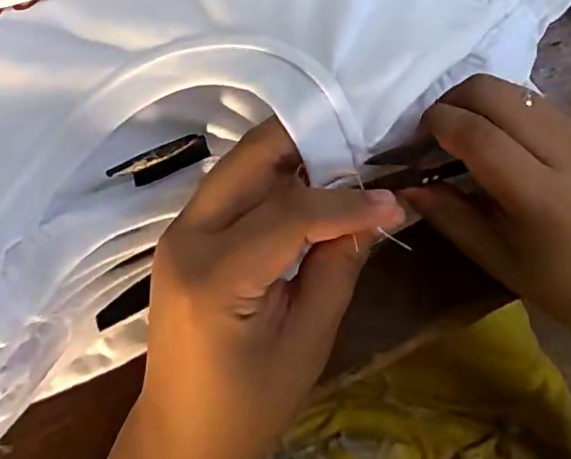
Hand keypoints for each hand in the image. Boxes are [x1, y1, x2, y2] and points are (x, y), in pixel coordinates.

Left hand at [110, 117, 404, 458]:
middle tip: (358, 143)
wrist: (182, 436)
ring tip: (340, 157)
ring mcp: (179, 229)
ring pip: (240, 161)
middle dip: (308, 141)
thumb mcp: (307, 343)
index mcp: (213, 277)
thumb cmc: (248, 403)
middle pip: (251, 159)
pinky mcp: (185, 230)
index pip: (288, 213)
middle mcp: (186, 237)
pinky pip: (234, 182)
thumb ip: (339, 266)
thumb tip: (376, 209)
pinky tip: (307, 180)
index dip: (344, 202)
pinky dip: (274, 172)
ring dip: (290, 151)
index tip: (391, 200)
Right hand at [401, 75, 570, 336]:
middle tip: (432, 131)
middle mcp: (562, 153)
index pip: (481, 136)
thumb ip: (445, 212)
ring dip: (470, 97)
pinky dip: (491, 100)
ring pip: (505, 85)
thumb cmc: (547, 276)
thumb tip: (400, 182)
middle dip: (450, 101)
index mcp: (543, 197)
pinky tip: (484, 129)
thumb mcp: (488, 253)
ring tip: (456, 128)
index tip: (415, 139)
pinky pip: (520, 92)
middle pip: (492, 94)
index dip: (440, 125)